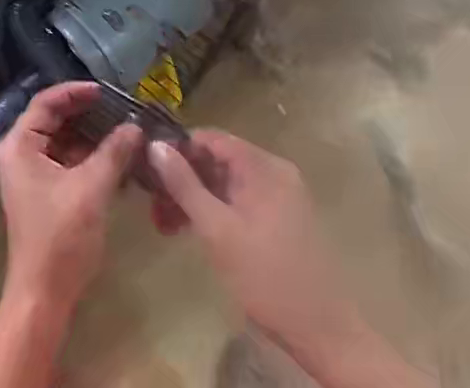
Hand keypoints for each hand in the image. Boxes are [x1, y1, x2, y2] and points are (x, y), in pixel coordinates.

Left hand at [0, 82, 142, 312]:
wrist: (43, 295)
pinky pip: (67, 160)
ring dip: (91, 135)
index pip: (46, 102)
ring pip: (63, 140)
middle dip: (87, 113)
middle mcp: (20, 153)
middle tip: (120, 107)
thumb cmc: (61, 236)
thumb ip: (114, 151)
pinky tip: (117, 156)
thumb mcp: (92, 188)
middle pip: (54, 119)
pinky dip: (89, 156)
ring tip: (124, 128)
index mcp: (19, 145)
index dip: (76, 92)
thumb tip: (135, 126)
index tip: (107, 91)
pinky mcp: (44, 191)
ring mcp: (31, 173)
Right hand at [148, 131, 425, 387]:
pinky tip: (192, 230)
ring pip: (226, 182)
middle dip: (182, 179)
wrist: (322, 331)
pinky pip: (239, 199)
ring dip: (195, 197)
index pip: (210, 138)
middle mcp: (274, 170)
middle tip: (153, 206)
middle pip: (217, 159)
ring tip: (165, 225)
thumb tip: (155, 146)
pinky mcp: (280, 217)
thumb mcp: (216, 229)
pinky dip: (215, 210)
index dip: (177, 149)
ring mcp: (279, 194)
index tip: (148, 170)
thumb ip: (184, 185)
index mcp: (262, 166)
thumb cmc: (266, 276)